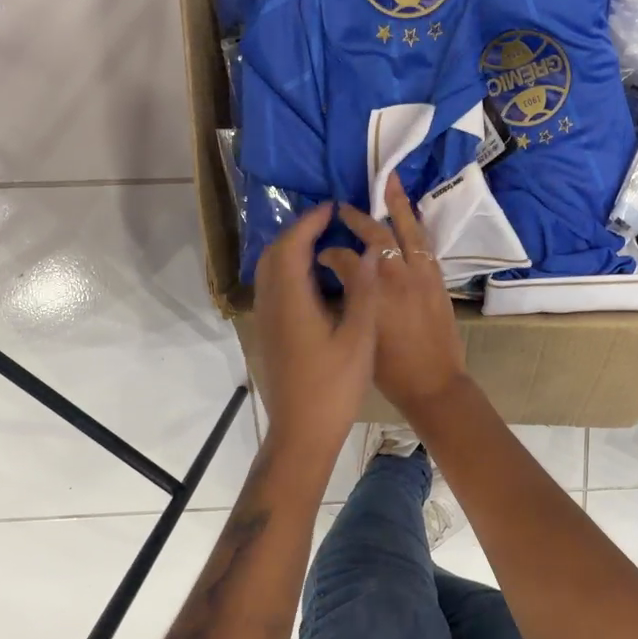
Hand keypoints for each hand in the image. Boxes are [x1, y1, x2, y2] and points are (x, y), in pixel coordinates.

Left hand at [253, 203, 378, 457]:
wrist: (302, 431)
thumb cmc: (334, 386)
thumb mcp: (358, 337)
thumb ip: (363, 290)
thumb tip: (371, 251)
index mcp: (291, 300)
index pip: (292, 245)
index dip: (310, 222)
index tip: (334, 207)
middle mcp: (271, 305)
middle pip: (274, 254)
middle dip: (298, 232)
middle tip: (330, 223)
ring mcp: (266, 321)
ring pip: (271, 272)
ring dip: (293, 252)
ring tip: (327, 246)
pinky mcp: (270, 335)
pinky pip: (275, 289)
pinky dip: (292, 273)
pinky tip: (319, 283)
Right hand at [319, 175, 467, 418]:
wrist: (434, 384)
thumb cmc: (391, 371)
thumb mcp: (359, 336)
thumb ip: (348, 304)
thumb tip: (337, 285)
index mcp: (374, 292)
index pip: (346, 258)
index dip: (331, 254)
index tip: (322, 255)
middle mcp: (399, 277)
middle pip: (378, 235)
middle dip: (358, 218)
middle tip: (345, 207)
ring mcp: (423, 276)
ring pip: (410, 231)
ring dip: (398, 206)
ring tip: (390, 181)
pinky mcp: (438, 282)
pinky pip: (427, 245)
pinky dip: (417, 228)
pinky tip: (412, 218)